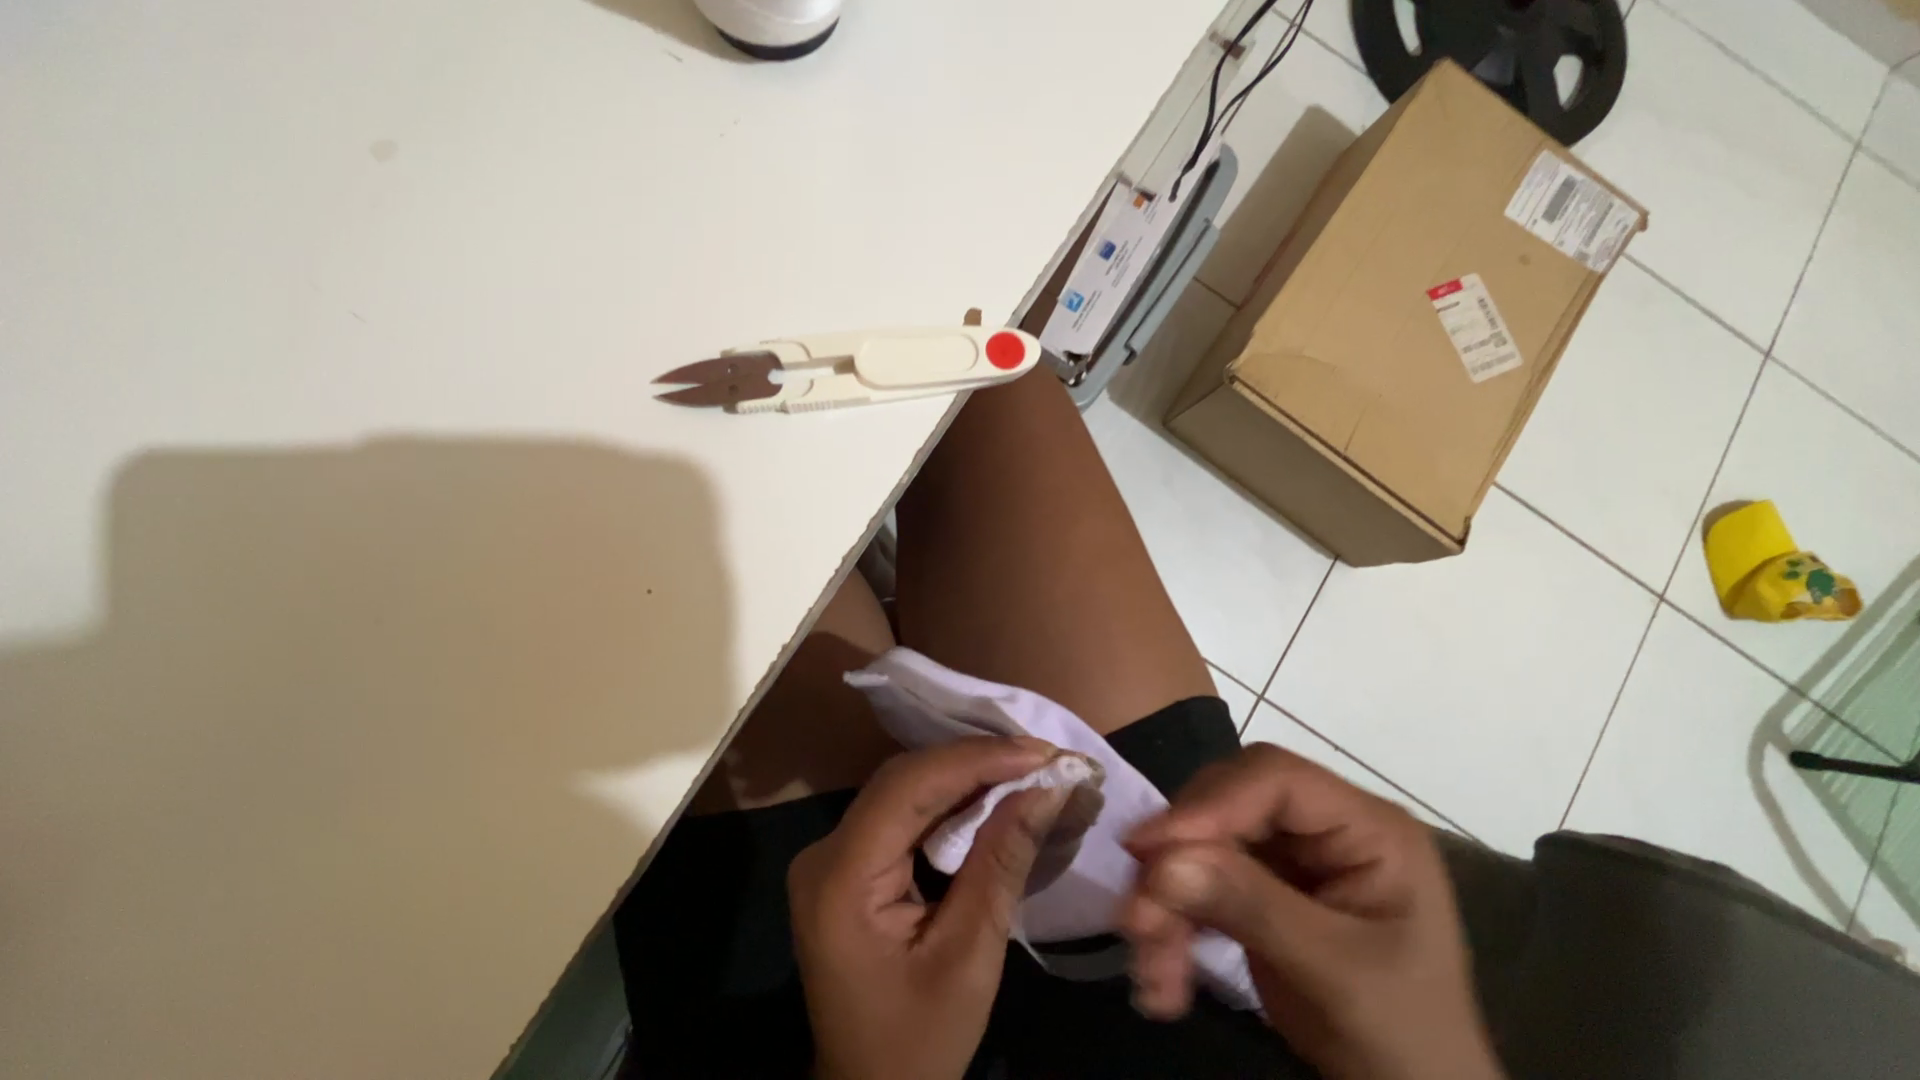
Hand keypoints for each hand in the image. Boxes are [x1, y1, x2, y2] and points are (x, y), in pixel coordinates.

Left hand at [788, 737, 1070, 1079]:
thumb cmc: (920, 1040)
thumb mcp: (971, 956)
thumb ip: (1002, 863)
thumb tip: (1045, 789)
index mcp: (840, 880)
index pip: (908, 789)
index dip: (976, 760)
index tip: (1041, 752)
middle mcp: (824, 854)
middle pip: (902, 782)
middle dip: (976, 762)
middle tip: (1044, 757)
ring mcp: (830, 858)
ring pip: (902, 790)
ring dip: (965, 775)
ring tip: (1028, 766)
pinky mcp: (847, 866)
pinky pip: (900, 815)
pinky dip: (949, 801)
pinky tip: (991, 793)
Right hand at [1120, 743, 1503, 1079]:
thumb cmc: (1402, 1034)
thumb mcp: (1334, 971)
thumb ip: (1250, 906)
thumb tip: (1160, 862)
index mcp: (1367, 827)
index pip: (1274, 779)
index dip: (1208, 806)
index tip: (1148, 850)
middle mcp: (1325, 827)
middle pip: (1227, 807)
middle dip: (1177, 860)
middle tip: (1137, 917)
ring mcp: (1293, 859)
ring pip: (1202, 847)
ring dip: (1166, 903)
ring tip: (1151, 969)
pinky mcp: (1263, 891)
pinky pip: (1199, 884)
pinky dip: (1173, 925)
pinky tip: (1163, 977)